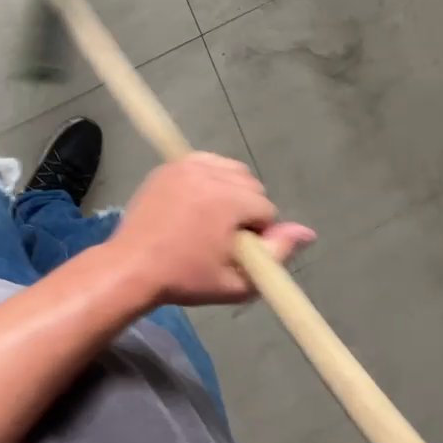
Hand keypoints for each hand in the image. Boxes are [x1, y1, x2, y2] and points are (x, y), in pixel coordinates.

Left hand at [106, 153, 315, 306]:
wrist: (133, 265)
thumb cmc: (186, 278)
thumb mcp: (239, 280)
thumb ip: (277, 254)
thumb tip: (308, 232)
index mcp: (228, 199)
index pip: (266, 208)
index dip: (258, 234)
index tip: (237, 251)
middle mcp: (209, 174)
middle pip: (250, 183)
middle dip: (246, 208)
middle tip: (224, 237)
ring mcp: (186, 165)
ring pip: (230, 169)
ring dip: (230, 190)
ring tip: (212, 219)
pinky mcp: (169, 165)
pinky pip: (205, 161)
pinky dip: (209, 177)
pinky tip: (198, 202)